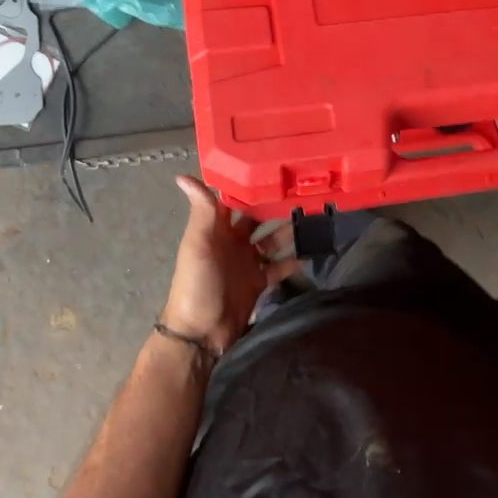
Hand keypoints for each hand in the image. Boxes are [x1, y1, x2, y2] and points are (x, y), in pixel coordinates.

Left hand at [158, 176, 299, 357]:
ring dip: (289, 229)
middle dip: (274, 204)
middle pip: (256, 217)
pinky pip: (280, 266)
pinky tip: (312, 249)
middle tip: (301, 188)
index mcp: (214, 230)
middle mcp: (232, 242)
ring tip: (313, 215)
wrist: (203, 333)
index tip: (270, 163)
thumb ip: (202, 212)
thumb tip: (184, 175)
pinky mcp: (260, 281)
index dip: (247, 183)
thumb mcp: (198, 245)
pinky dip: (294, 259)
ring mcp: (247, 262)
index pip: (231, 199)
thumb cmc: (198, 284)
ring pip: (272, 239)